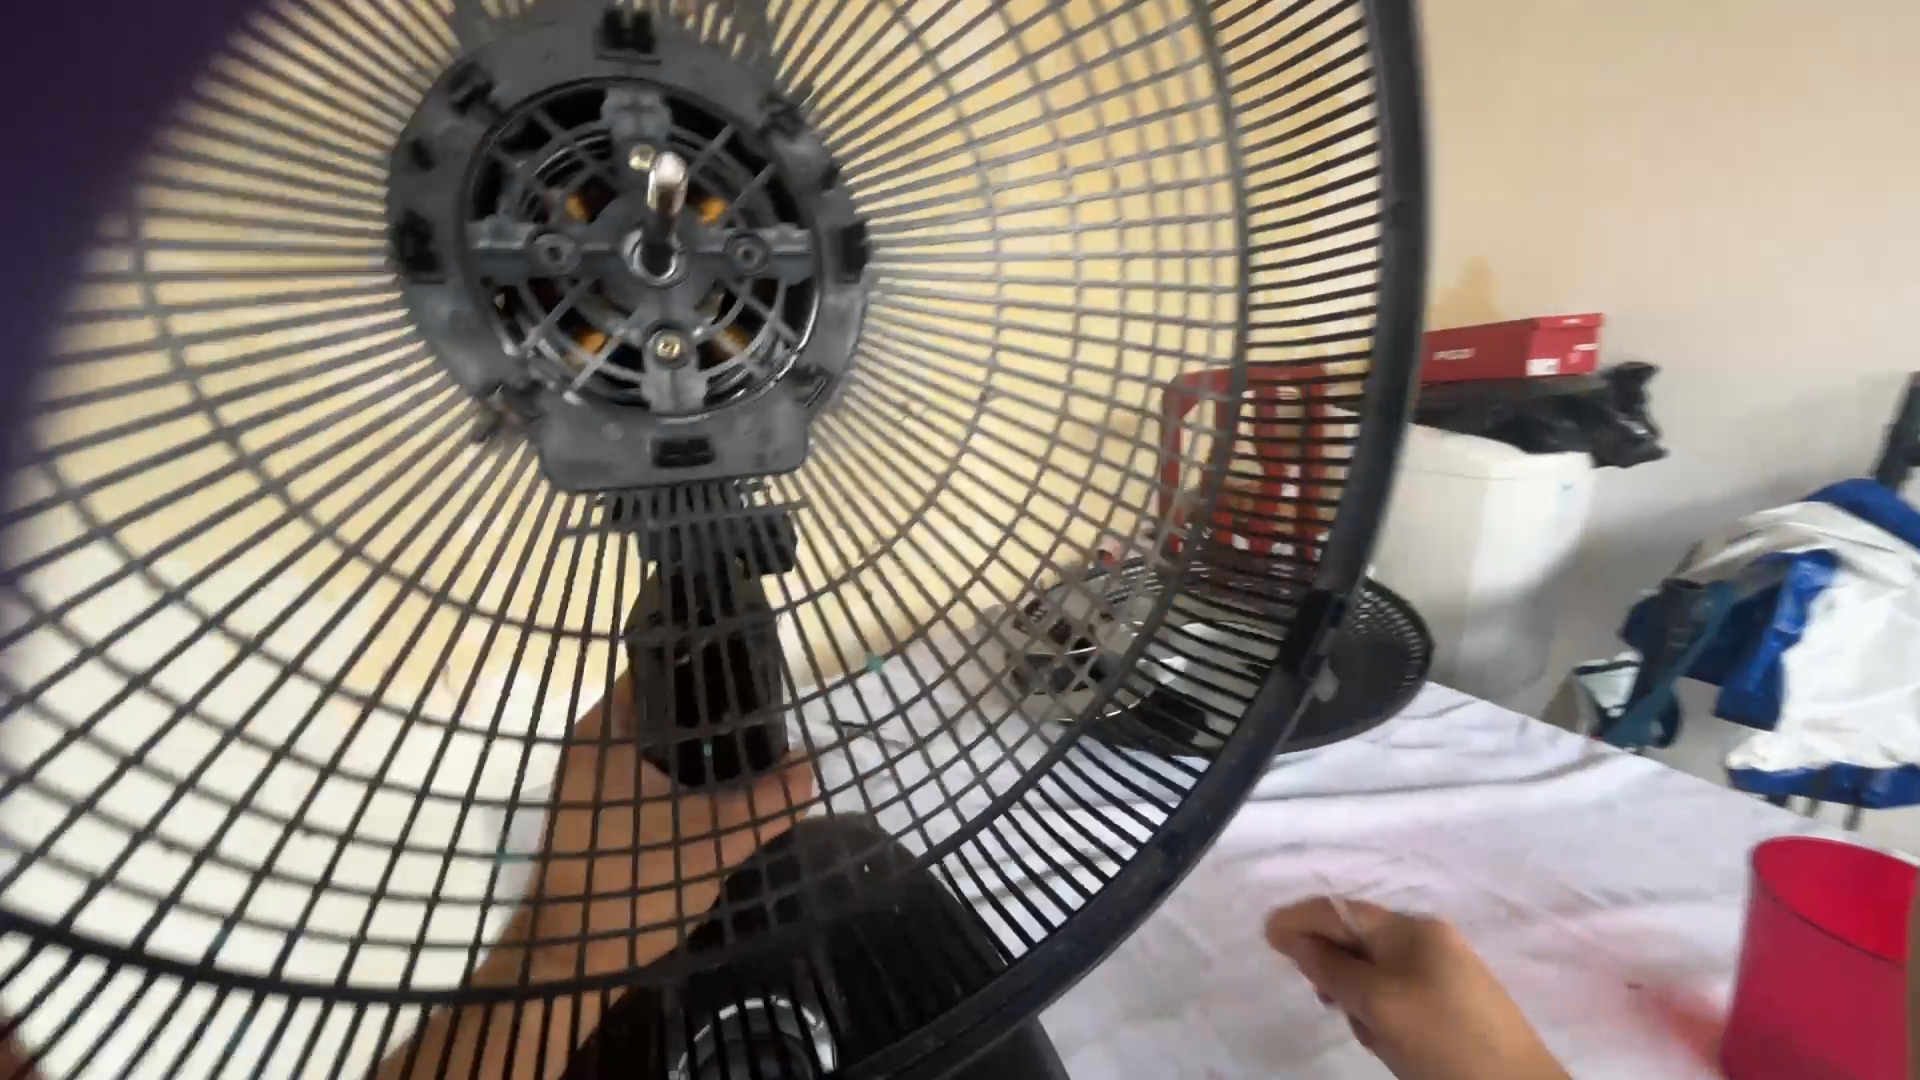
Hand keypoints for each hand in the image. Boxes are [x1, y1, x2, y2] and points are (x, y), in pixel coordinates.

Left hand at [524, 672, 814, 978]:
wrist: (571, 965)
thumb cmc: (632, 884)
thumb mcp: (716, 839)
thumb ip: (769, 800)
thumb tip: (810, 763)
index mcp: (606, 732)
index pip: (660, 670)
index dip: (708, 668)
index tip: (751, 676)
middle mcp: (593, 744)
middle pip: (663, 705)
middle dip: (714, 711)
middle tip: (763, 716)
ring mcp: (591, 779)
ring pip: (658, 741)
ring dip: (700, 746)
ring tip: (751, 746)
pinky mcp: (600, 808)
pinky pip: (649, 769)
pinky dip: (683, 772)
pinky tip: (720, 786)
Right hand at [1265, 897, 1567, 1079]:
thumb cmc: (1446, 1043)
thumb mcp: (1378, 1004)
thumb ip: (1330, 968)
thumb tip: (1293, 939)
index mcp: (1412, 928)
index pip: (1340, 910)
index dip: (1299, 919)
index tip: (1266, 936)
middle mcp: (1429, 940)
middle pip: (1357, 939)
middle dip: (1333, 964)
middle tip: (1319, 997)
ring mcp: (1447, 974)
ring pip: (1376, 973)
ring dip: (1358, 995)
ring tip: (1363, 1030)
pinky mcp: (1457, 1008)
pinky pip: (1400, 996)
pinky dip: (1382, 1012)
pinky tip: (1387, 1042)